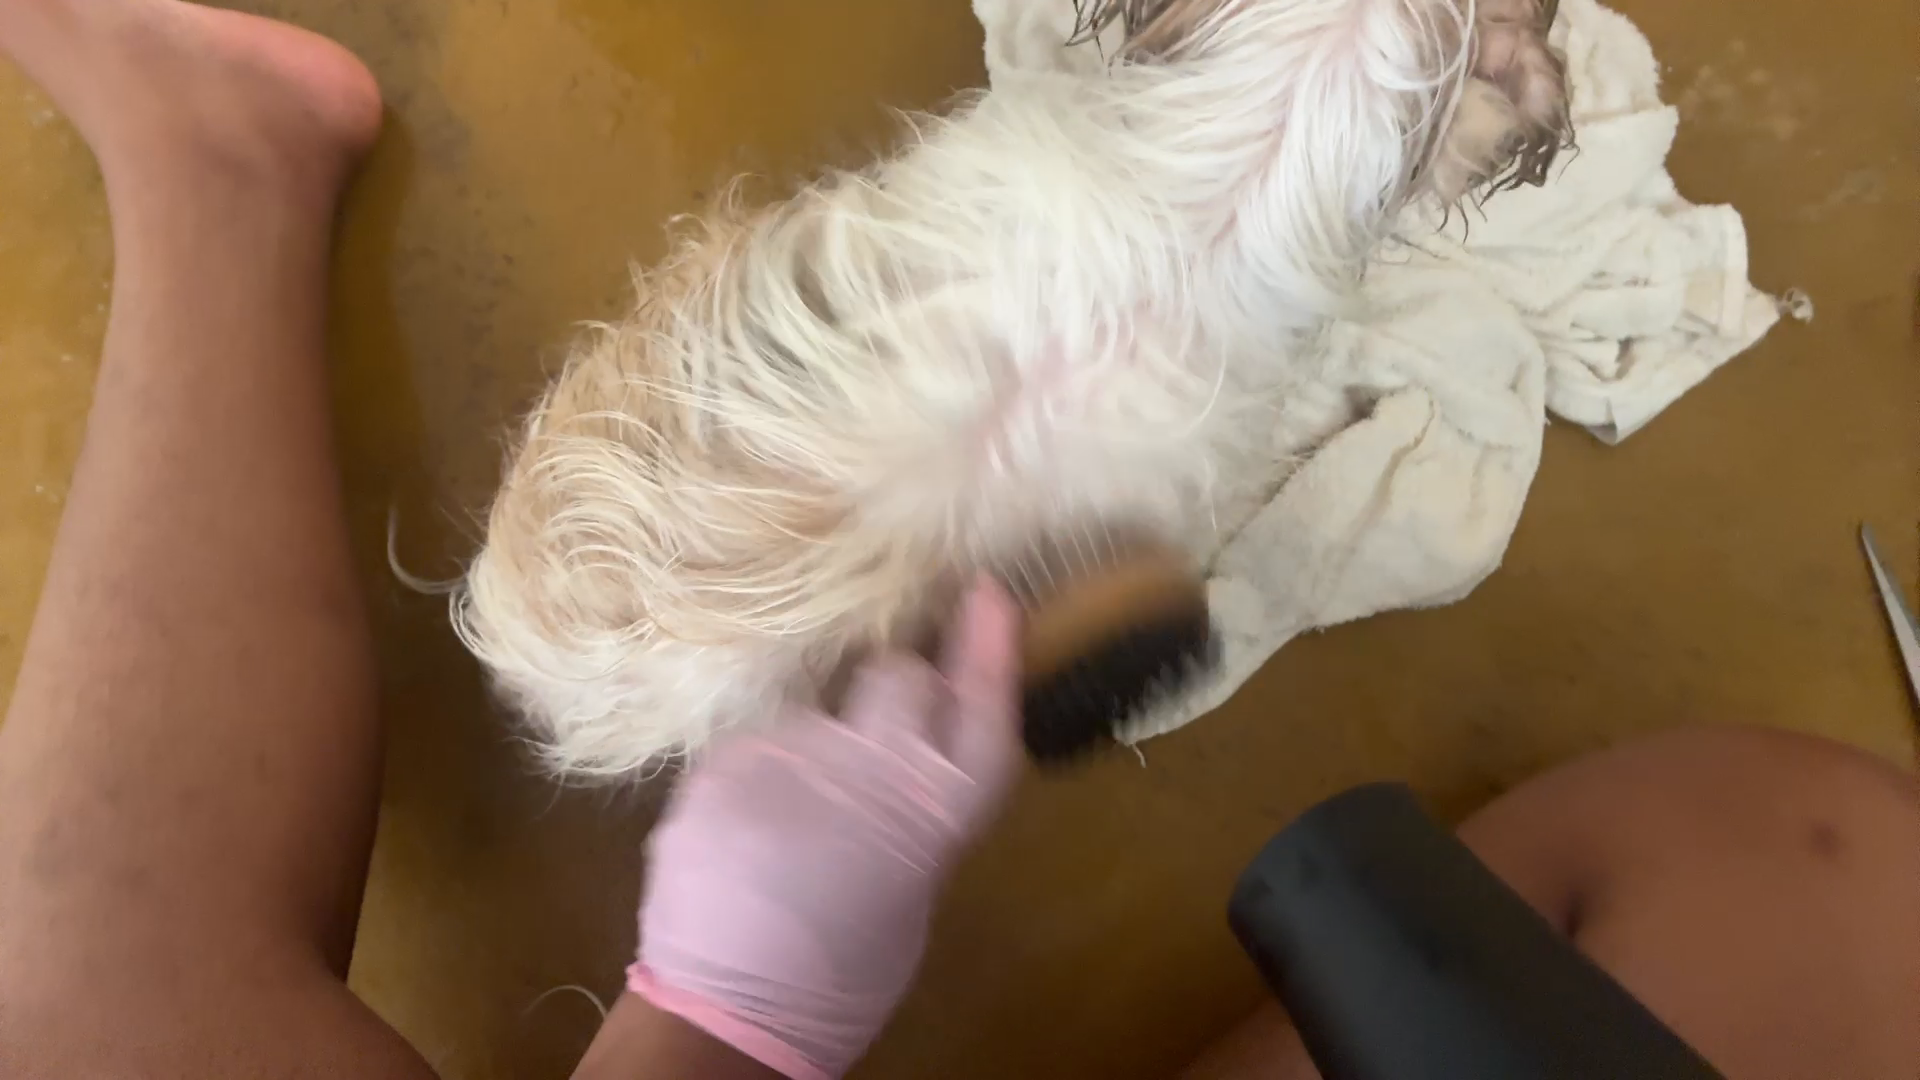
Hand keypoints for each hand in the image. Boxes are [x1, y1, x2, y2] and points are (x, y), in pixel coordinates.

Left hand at [627, 579, 1024, 1079]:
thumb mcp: (912, 888)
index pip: (981, 710)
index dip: (990, 646)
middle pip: (897, 674)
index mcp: (929, 817)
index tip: (986, 592)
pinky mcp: (724, 760)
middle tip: (873, 724)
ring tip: (793, 798)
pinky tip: (748, 815)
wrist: (723, 1020)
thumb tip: (912, 747)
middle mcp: (868, 772)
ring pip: (819, 704)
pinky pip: (760, 734)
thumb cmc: (842, 967)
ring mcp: (790, 758)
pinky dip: (761, 764)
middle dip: (895, 684)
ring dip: (818, 735)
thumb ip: (919, 806)